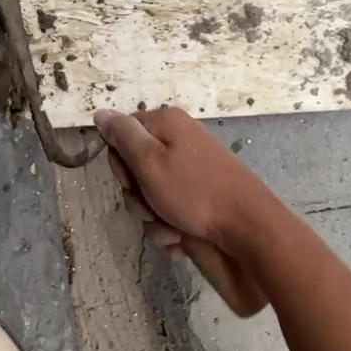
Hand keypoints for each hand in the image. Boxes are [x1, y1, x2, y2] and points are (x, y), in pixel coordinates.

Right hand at [93, 107, 276, 253]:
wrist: (249, 227)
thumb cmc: (195, 193)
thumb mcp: (149, 162)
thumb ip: (122, 136)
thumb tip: (101, 113)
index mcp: (166, 123)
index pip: (121, 136)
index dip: (121, 165)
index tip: (133, 183)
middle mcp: (179, 138)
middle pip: (137, 167)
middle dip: (139, 197)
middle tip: (152, 210)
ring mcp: (193, 165)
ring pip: (154, 192)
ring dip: (155, 217)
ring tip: (172, 230)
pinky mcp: (204, 190)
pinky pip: (174, 206)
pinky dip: (173, 224)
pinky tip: (181, 237)